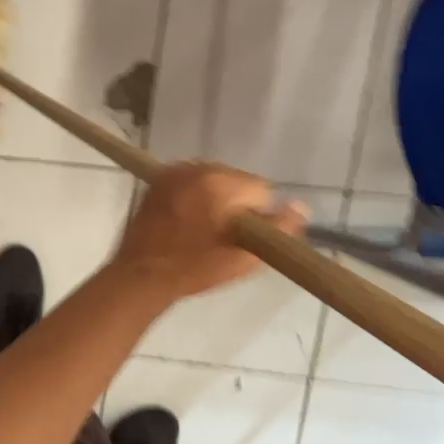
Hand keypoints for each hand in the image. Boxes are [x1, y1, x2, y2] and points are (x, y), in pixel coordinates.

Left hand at [108, 162, 306, 300]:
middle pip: (235, 180)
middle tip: (222, 235)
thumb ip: (279, 228)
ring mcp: (171, 173)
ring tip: (202, 230)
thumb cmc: (195, 268)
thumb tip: (301, 207)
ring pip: (211, 179)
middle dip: (236, 202)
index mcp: (219, 181)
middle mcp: (194, 168)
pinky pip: (187, 183)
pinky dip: (192, 195)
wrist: (141, 274)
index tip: (242, 237)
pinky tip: (185, 220)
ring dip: (214, 197)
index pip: (261, 189)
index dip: (258, 215)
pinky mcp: (155, 183)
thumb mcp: (244, 256)